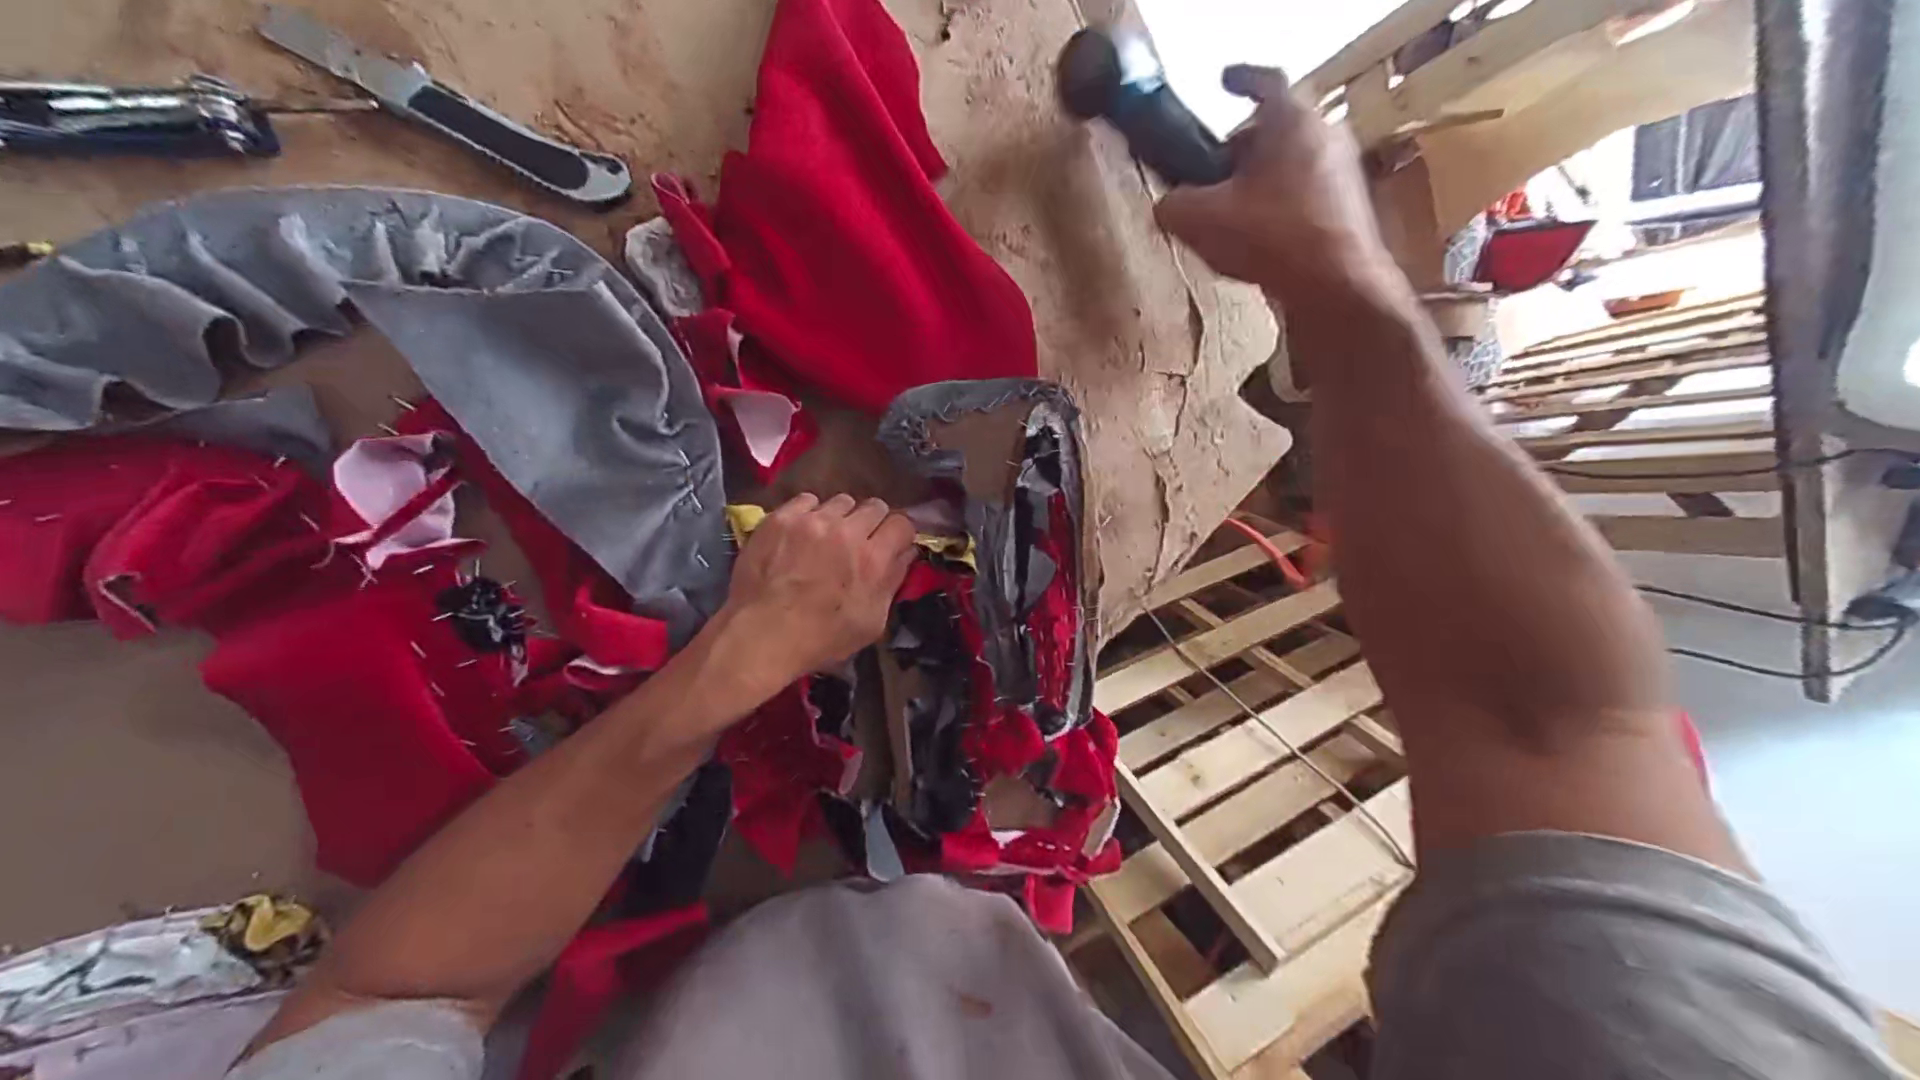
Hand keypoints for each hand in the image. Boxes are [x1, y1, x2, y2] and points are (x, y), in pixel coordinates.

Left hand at [717, 493, 917, 687]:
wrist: (761, 634)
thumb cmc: (821, 638)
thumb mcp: (872, 623)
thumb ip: (893, 582)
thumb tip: (905, 554)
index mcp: (874, 558)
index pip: (902, 523)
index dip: (899, 534)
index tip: (892, 544)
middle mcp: (847, 531)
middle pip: (874, 506)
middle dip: (872, 523)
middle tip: (859, 542)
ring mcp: (812, 520)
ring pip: (841, 501)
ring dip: (841, 517)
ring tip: (828, 537)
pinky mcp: (782, 518)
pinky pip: (807, 500)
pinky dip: (810, 512)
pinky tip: (802, 532)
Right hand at [1154, 65, 1401, 306]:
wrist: (1333, 285)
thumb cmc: (1268, 237)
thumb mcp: (1200, 220)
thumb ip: (1172, 205)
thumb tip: (1165, 204)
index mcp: (1289, 121)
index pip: (1263, 81)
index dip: (1239, 79)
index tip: (1222, 82)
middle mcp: (1323, 135)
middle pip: (1274, 129)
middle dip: (1241, 147)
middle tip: (1213, 169)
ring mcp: (1341, 172)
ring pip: (1289, 164)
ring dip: (1258, 181)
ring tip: (1230, 212)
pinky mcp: (1346, 208)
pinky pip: (1302, 195)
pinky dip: (1276, 206)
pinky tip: (1255, 239)